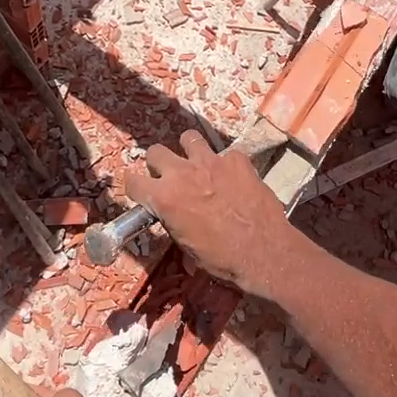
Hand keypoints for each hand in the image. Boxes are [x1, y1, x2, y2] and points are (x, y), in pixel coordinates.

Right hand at [124, 130, 304, 296]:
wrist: (263, 250)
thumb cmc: (221, 258)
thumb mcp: (187, 245)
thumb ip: (174, 221)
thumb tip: (174, 219)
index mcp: (165, 197)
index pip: (132, 181)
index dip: (135, 187)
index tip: (141, 190)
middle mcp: (183, 173)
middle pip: (156, 151)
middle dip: (159, 163)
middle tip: (170, 176)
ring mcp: (210, 161)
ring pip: (188, 138)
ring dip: (189, 151)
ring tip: (199, 165)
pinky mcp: (236, 158)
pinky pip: (224, 154)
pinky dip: (226, 165)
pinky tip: (234, 179)